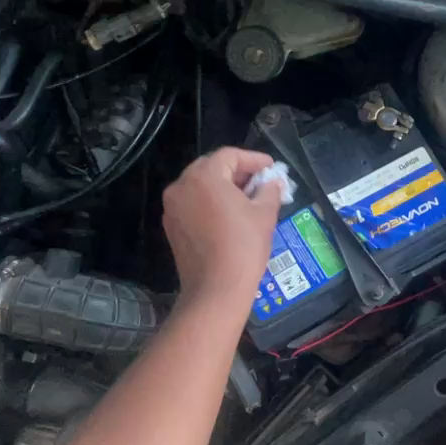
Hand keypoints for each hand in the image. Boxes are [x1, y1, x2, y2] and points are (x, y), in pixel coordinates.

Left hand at [162, 147, 284, 308]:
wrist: (216, 289)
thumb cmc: (244, 246)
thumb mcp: (264, 214)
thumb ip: (270, 190)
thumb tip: (274, 182)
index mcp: (204, 177)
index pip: (230, 155)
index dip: (253, 159)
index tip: (271, 167)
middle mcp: (182, 186)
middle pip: (211, 167)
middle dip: (237, 172)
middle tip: (259, 181)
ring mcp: (172, 207)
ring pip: (199, 186)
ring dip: (223, 187)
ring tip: (247, 199)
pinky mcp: (171, 226)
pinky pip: (192, 204)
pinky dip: (209, 203)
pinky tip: (228, 216)